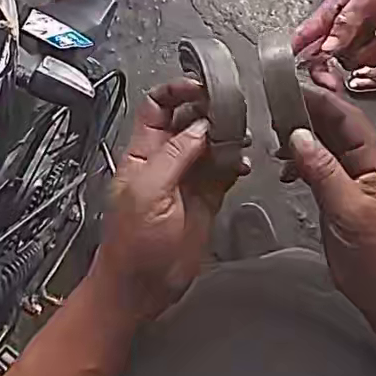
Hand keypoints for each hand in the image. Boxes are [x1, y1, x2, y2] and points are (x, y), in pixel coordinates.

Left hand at [92, 80, 244, 321]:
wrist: (141, 288)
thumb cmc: (131, 244)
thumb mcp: (148, 192)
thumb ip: (175, 156)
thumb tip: (201, 127)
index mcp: (143, 152)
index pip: (158, 106)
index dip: (177, 91)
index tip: (202, 86)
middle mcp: (166, 160)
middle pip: (189, 120)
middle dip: (209, 109)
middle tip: (231, 107)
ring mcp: (187, 178)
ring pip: (210, 142)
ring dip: (227, 135)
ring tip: (241, 135)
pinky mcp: (206, 198)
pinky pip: (224, 169)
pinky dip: (237, 162)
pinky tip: (244, 163)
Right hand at [284, 85, 375, 312]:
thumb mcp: (348, 210)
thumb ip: (323, 171)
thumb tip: (297, 135)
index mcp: (375, 160)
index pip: (346, 118)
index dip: (319, 100)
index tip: (289, 89)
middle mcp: (364, 163)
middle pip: (333, 127)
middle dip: (305, 115)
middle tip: (272, 109)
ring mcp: (350, 178)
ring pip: (323, 145)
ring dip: (299, 138)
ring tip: (273, 137)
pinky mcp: (337, 193)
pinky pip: (316, 165)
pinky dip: (298, 161)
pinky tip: (284, 168)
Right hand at [292, 0, 375, 84]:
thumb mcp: (367, 0)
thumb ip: (344, 25)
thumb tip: (325, 49)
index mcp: (332, 11)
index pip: (304, 38)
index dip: (302, 59)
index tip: (317, 77)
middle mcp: (342, 24)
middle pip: (327, 56)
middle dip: (341, 65)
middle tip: (344, 77)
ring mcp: (359, 32)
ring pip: (354, 59)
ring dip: (373, 54)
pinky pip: (374, 57)